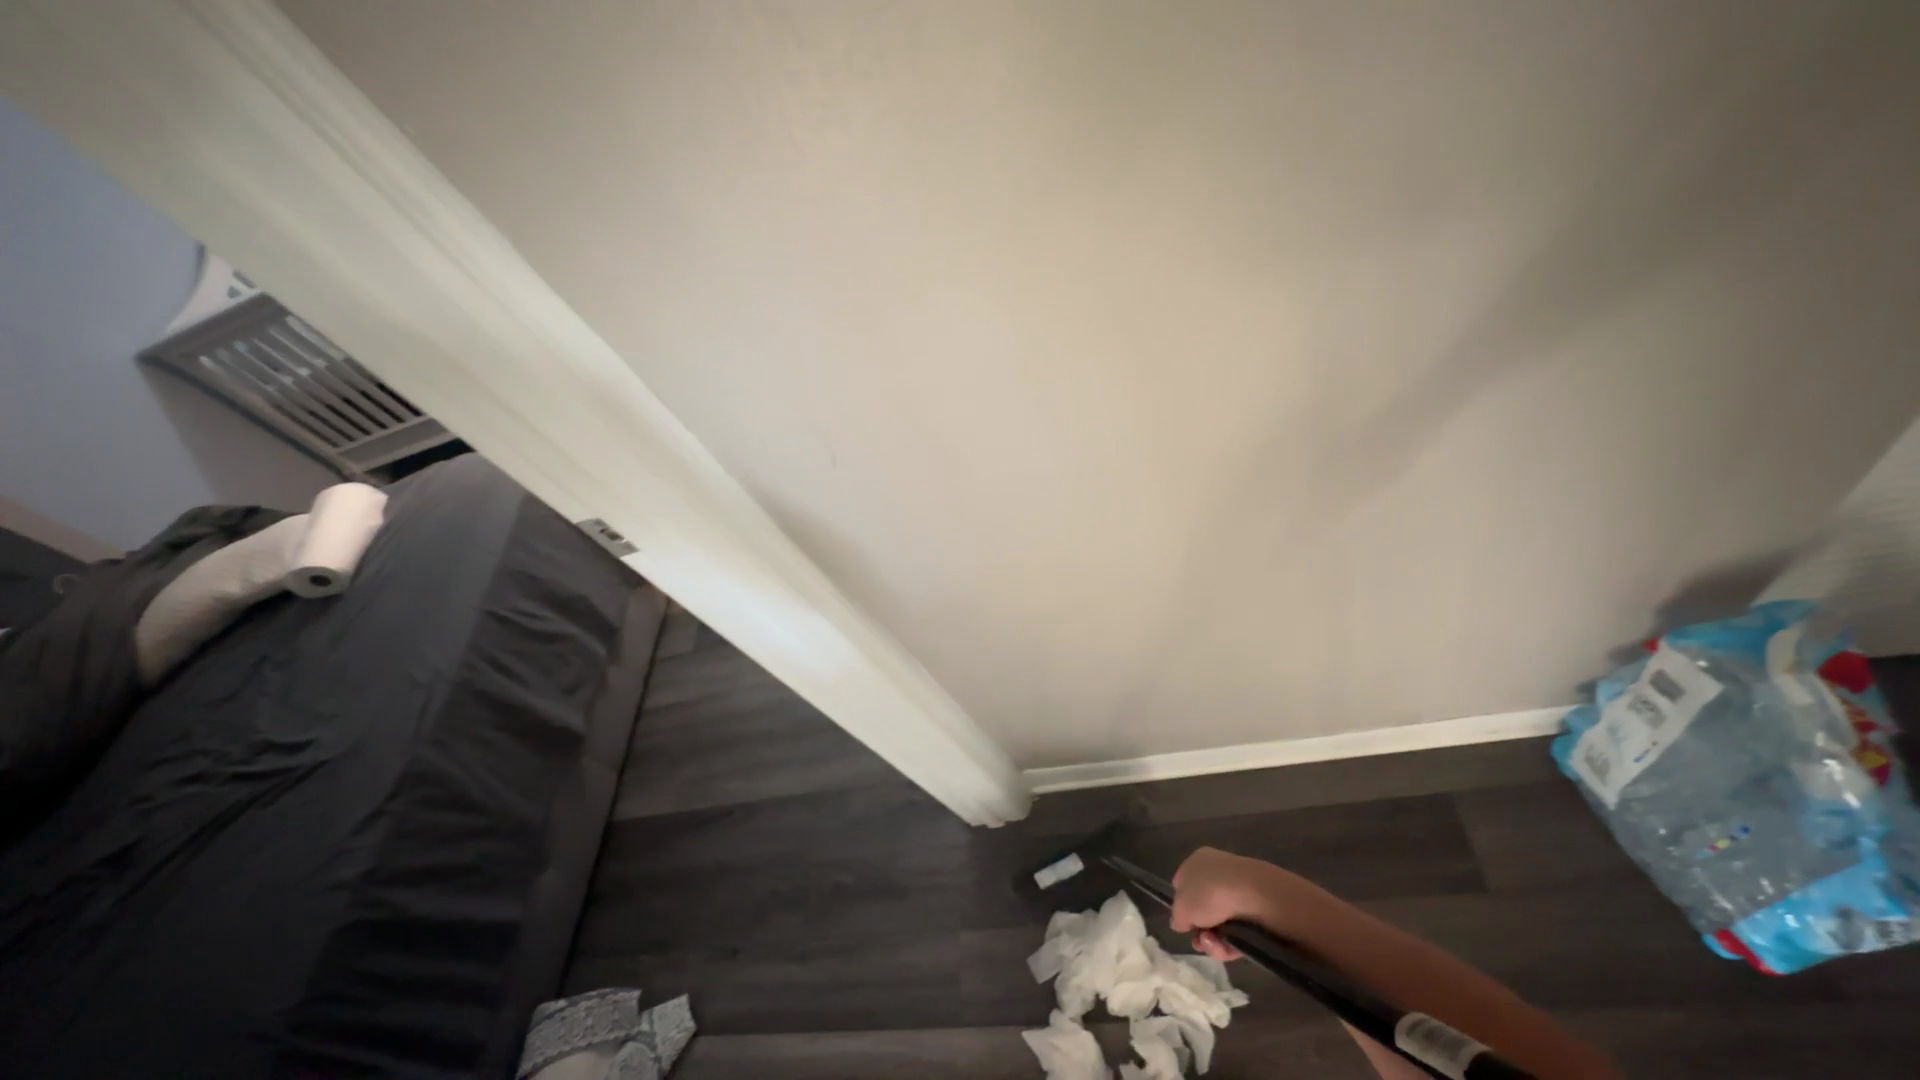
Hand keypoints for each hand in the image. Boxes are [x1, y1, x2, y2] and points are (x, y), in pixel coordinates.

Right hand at [1170, 846, 1285, 961]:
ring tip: (1213, 944)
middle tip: (1198, 941)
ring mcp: (1240, 892)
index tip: (1182, 922)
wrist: (1256, 896)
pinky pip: (1238, 931)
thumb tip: (1182, 922)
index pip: (1183, 883)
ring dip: (1212, 940)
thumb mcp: (1181, 908)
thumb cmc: (1210, 894)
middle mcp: (1218, 873)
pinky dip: (1231, 942)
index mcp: (1197, 862)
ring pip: (1220, 924)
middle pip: (1202, 909)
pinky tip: (1228, 947)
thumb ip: (1177, 917)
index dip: (1180, 904)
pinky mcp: (1257, 911)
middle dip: (1199, 930)